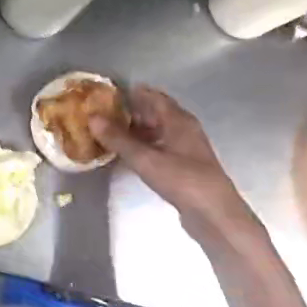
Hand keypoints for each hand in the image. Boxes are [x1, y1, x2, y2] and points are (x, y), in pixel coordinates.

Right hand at [91, 87, 254, 236]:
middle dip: (131, 111)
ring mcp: (186, 148)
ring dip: (137, 130)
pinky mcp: (184, 166)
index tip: (107, 93)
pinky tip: (129, 155)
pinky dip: (144, 146)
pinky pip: (160, 148)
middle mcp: (184, 129)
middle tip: (103, 113)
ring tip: (111, 133)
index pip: (153, 96)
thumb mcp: (146, 159)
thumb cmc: (182, 180)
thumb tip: (93, 117)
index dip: (131, 92)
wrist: (214, 214)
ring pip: (158, 131)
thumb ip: (119, 139)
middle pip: (156, 113)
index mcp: (179, 120)